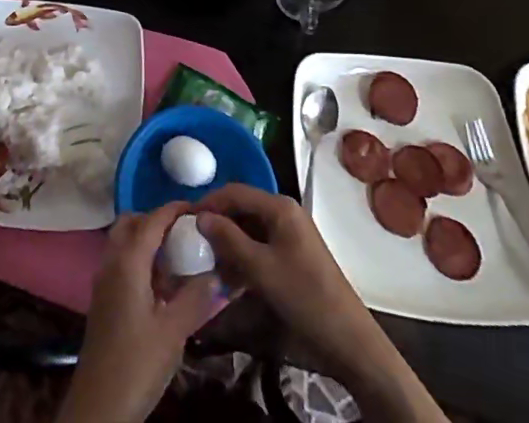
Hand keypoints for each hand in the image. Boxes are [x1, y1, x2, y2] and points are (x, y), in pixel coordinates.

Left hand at [55, 202, 220, 422]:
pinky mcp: (105, 300)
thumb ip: (196, 296)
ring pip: (124, 244)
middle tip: (187, 231)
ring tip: (181, 254)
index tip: (200, 208)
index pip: (152, 220)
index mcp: (127, 262)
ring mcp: (104, 282)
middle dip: (157, 220)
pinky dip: (142, 260)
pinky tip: (165, 283)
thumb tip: (216, 272)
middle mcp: (111, 263)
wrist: (99, 406)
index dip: (175, 210)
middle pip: (131, 224)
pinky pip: (123, 264)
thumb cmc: (137, 362)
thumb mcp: (174, 329)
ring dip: (148, 240)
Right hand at [195, 184, 447, 422]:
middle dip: (216, 223)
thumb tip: (200, 217)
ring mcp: (289, 234)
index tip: (183, 221)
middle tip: (190, 243)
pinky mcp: (290, 254)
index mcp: (280, 207)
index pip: (234, 192)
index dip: (208, 203)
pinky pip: (258, 245)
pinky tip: (226, 276)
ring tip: (204, 261)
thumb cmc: (303, 296)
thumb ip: (228, 239)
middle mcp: (284, 213)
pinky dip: (240, 256)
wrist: (346, 337)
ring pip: (248, 228)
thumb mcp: (260, 268)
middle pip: (241, 208)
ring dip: (226, 242)